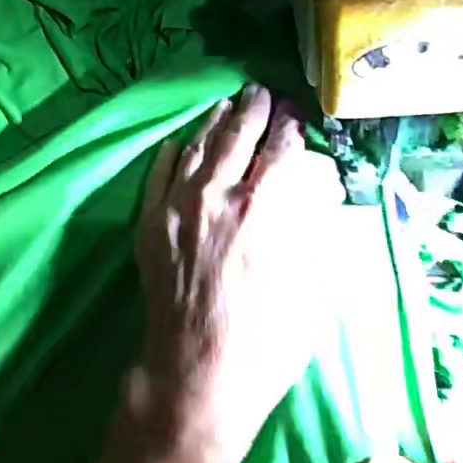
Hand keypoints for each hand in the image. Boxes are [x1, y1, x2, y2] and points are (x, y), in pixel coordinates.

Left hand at [129, 84, 337, 462]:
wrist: (195, 372)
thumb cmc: (267, 341)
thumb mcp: (314, 287)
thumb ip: (315, 229)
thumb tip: (315, 188)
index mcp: (262, 210)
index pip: (278, 152)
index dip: (289, 130)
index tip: (295, 115)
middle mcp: (214, 196)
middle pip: (234, 138)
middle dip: (251, 112)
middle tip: (259, 91)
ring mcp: (174, 206)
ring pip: (194, 149)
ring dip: (212, 124)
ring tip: (225, 105)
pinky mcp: (147, 223)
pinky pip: (158, 174)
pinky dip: (171, 153)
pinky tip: (179, 140)